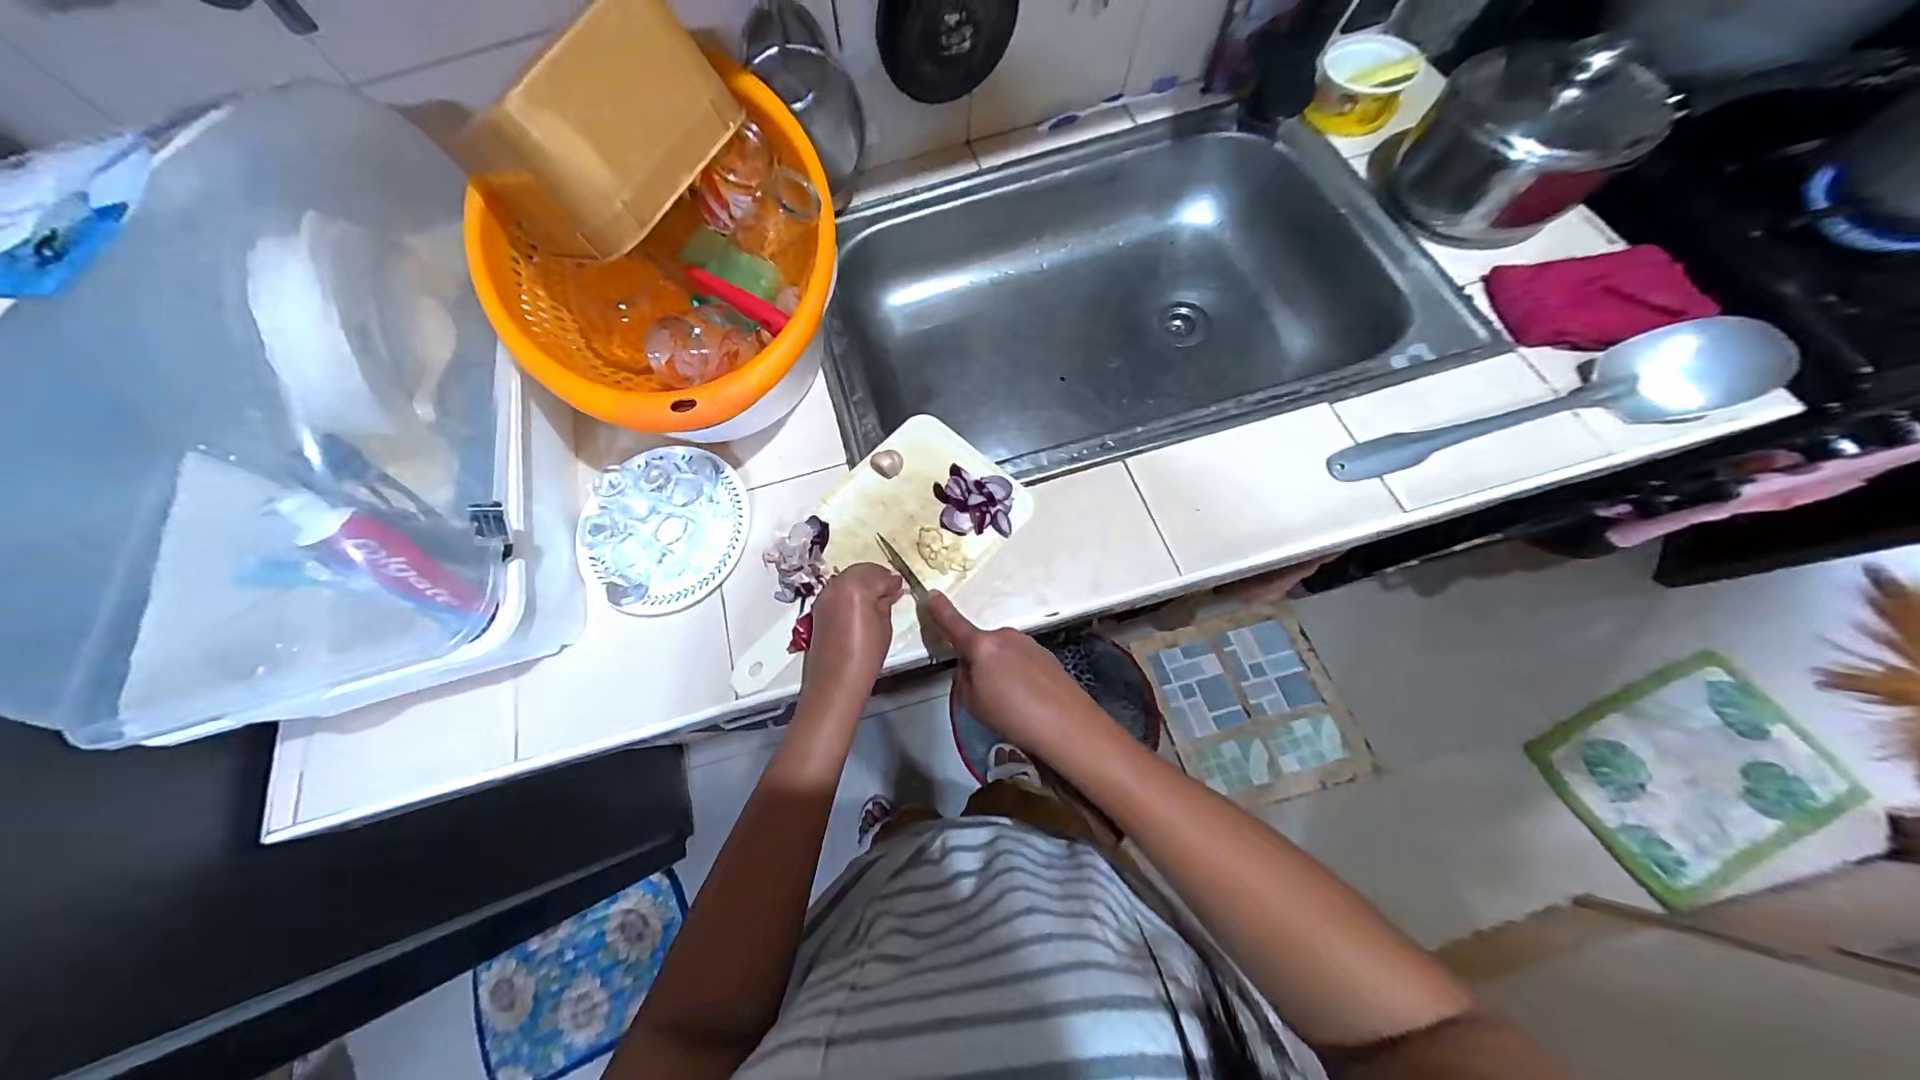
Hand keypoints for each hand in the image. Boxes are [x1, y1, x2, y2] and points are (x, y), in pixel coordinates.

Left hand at [801, 563, 903, 704]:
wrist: (835, 681)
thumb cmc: (865, 655)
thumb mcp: (884, 625)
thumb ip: (885, 602)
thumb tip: (888, 592)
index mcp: (855, 587)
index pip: (879, 575)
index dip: (892, 581)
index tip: (900, 587)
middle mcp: (836, 585)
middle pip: (860, 571)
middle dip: (876, 577)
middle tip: (890, 591)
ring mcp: (824, 596)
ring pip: (847, 578)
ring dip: (862, 583)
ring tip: (877, 600)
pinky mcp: (818, 608)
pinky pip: (838, 590)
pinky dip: (850, 592)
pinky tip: (861, 607)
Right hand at [924, 591, 1110, 761]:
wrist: (1066, 723)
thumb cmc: (1013, 715)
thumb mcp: (972, 702)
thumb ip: (965, 678)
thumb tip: (970, 668)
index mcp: (982, 646)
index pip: (954, 624)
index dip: (940, 610)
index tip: (932, 594)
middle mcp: (1005, 636)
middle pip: (981, 645)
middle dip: (979, 662)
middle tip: (985, 694)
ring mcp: (1028, 643)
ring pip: (1002, 653)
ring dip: (1001, 669)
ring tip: (1012, 702)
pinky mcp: (1045, 654)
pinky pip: (1021, 660)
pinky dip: (1019, 674)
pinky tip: (1030, 699)